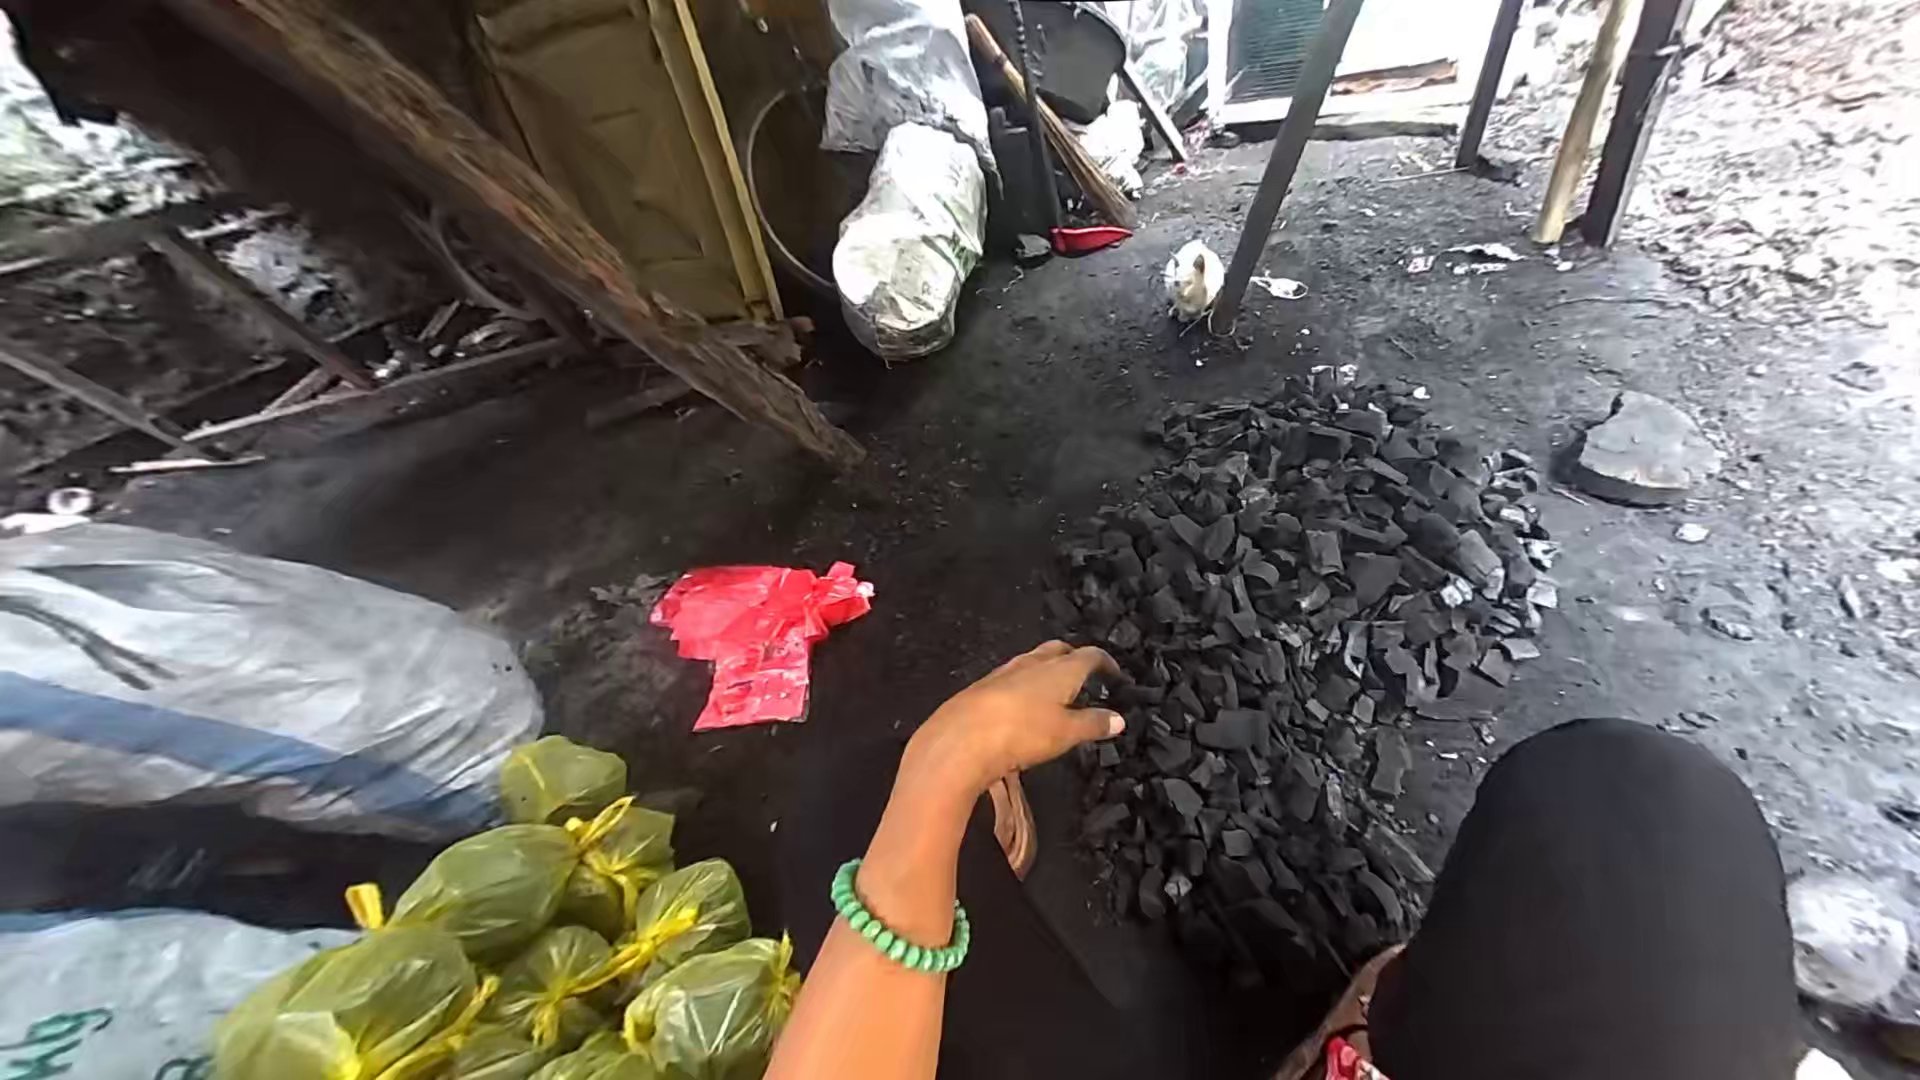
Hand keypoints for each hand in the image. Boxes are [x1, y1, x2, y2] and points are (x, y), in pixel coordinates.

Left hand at [901, 641, 1124, 799]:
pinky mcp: (984, 685)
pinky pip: (1014, 675)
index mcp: (1059, 669)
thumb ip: (1093, 724)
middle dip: (1075, 658)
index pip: (1089, 655)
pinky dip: (1027, 683)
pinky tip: (1024, 703)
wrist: (961, 737)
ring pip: (1034, 660)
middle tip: (1086, 677)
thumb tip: (1118, 718)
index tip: (1115, 675)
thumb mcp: (1066, 733)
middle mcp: (1033, 662)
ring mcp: (1005, 671)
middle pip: (1059, 650)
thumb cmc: (1023, 732)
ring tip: (1057, 690)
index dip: (1106, 662)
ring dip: (1049, 669)